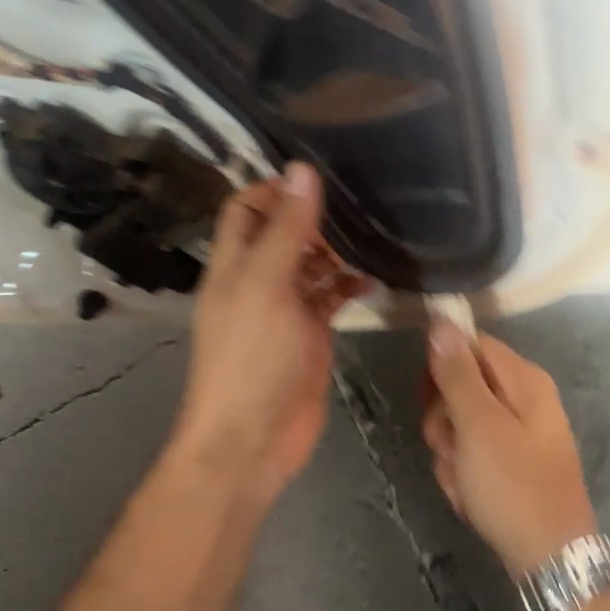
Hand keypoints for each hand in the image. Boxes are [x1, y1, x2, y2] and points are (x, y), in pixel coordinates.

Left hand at [176, 163, 367, 501]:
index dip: (273, 189)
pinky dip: (349, 285)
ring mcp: (285, 309)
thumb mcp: (267, 285)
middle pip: (282, 234)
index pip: (245, 208)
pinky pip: (329, 298)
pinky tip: (374, 277)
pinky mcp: (310, 335)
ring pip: (311, 265)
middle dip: (314, 216)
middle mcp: (257, 281)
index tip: (318, 178)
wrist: (252, 442)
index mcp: (234, 264)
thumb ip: (287, 229)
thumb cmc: (251, 358)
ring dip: (336, 249)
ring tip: (374, 232)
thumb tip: (301, 168)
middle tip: (360, 200)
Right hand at [422, 322, 598, 574]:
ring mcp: (523, 434)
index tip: (426, 398)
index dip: (443, 367)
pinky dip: (465, 474)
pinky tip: (469, 498)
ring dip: (451, 454)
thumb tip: (443, 321)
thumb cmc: (513, 486)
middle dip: (444, 419)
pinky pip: (477, 455)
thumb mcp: (478, 426)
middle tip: (446, 447)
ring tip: (461, 481)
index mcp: (524, 380)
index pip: (472, 345)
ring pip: (465, 425)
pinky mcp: (516, 464)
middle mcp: (527, 399)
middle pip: (465, 386)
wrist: (552, 560)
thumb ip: (458, 373)